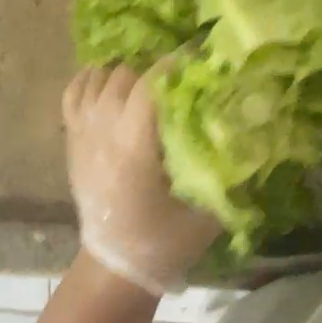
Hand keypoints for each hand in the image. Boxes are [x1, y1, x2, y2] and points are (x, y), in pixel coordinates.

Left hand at [63, 65, 220, 294]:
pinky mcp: (71, 138)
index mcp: (134, 147)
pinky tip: (112, 81)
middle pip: (126, 75)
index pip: (150, 85)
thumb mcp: (206, 212)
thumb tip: (250, 130)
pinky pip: (74, 91)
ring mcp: (82, 133)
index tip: (199, 57)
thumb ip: (224, 170)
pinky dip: (92, 78)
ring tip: (150, 82)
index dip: (175, 65)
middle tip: (179, 78)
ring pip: (101, 77)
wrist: (114, 265)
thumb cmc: (163, 242)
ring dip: (126, 73)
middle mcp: (103, 132)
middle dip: (154, 70)